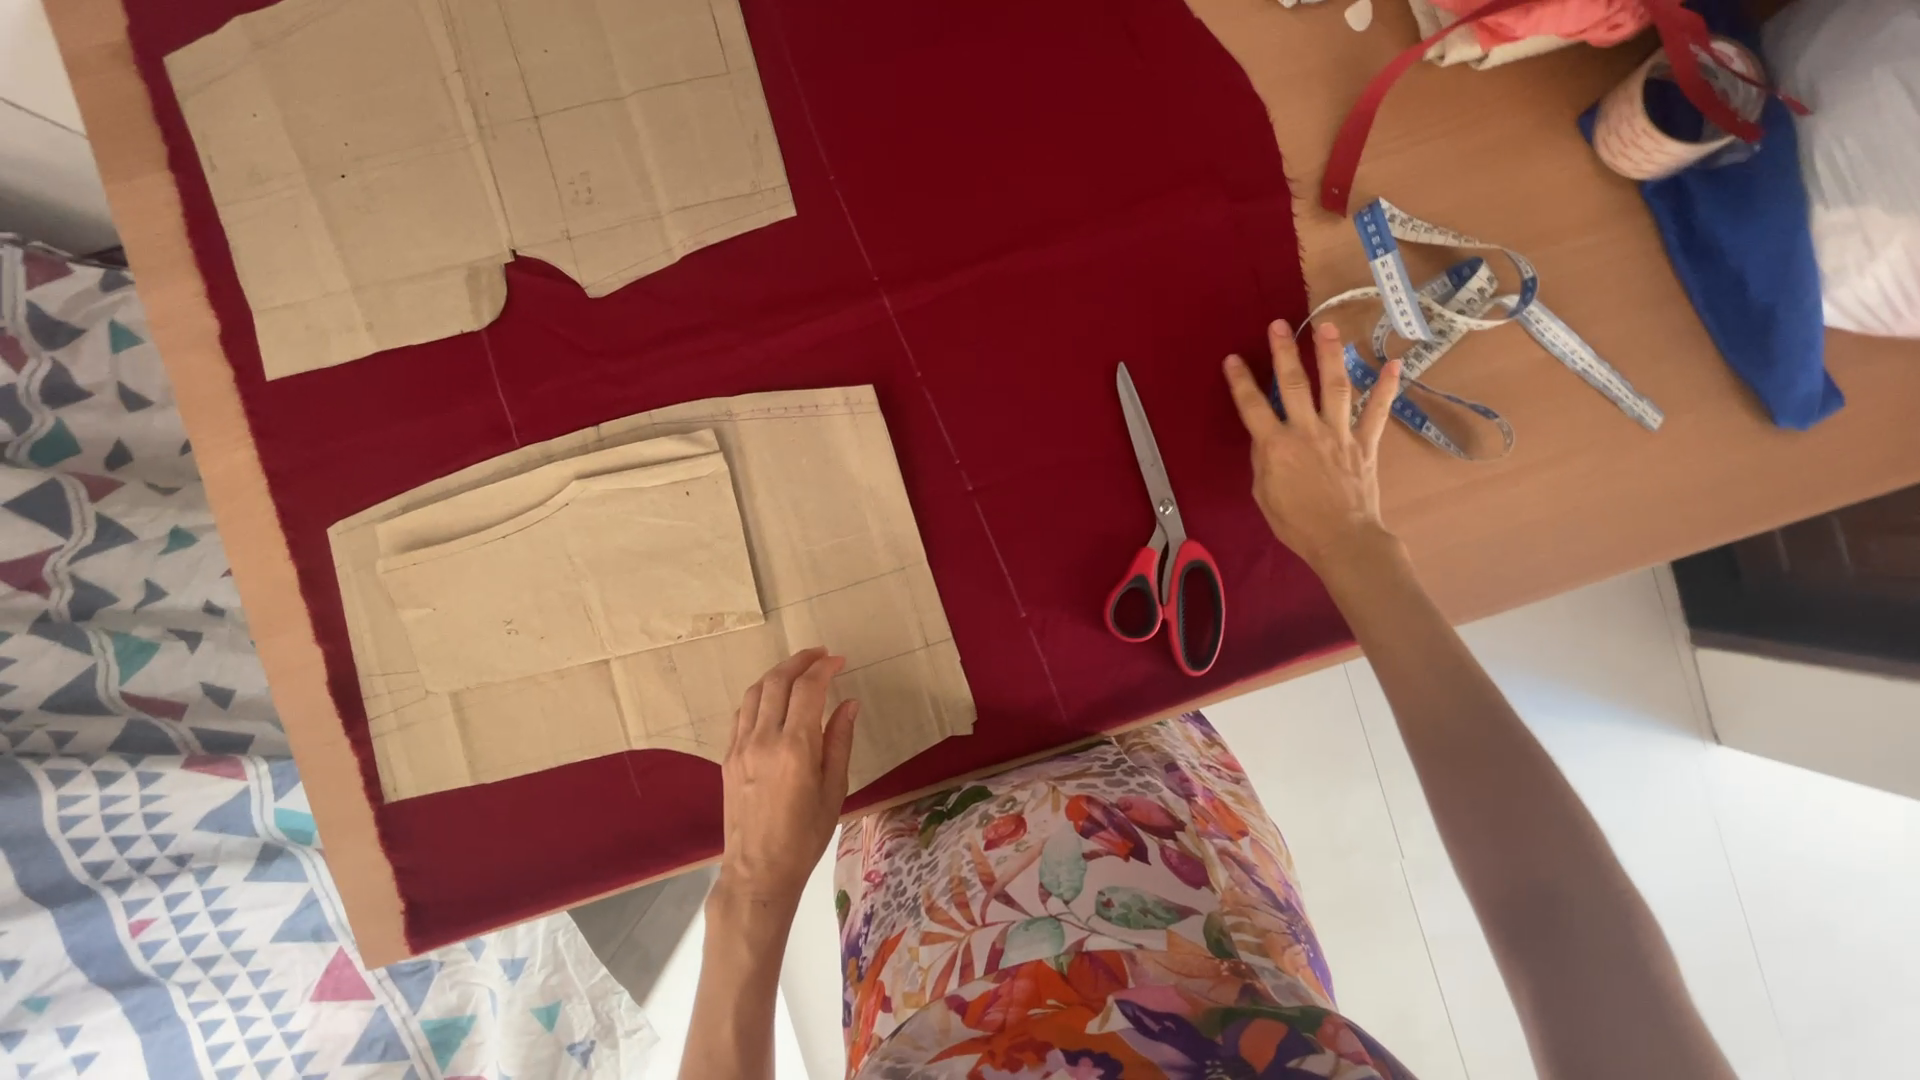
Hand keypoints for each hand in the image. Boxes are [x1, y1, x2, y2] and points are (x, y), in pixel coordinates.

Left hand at [717, 647, 858, 910]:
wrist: (758, 871)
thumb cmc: (805, 835)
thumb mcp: (834, 789)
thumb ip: (840, 741)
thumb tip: (849, 703)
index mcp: (795, 748)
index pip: (808, 689)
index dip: (825, 668)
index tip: (840, 661)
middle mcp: (764, 739)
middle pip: (777, 681)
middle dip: (800, 661)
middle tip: (820, 655)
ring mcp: (740, 746)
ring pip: (755, 692)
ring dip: (777, 673)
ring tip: (798, 670)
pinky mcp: (727, 757)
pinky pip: (741, 713)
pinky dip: (759, 695)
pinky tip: (773, 699)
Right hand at [1222, 320, 1402, 574]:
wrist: (1342, 540)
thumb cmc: (1295, 523)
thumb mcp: (1263, 493)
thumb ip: (1264, 460)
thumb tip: (1267, 436)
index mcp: (1276, 446)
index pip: (1253, 406)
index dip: (1240, 381)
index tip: (1233, 358)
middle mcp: (1307, 431)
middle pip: (1294, 384)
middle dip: (1285, 352)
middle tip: (1279, 325)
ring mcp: (1339, 434)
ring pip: (1335, 386)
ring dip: (1331, 354)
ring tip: (1327, 327)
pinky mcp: (1365, 443)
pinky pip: (1377, 411)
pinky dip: (1386, 387)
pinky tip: (1393, 363)